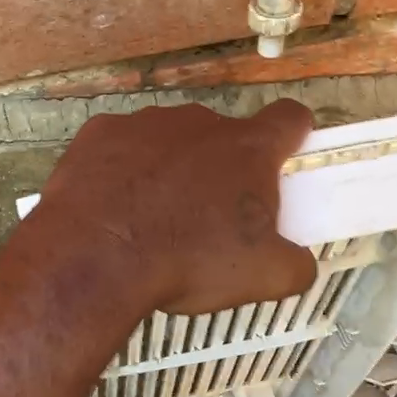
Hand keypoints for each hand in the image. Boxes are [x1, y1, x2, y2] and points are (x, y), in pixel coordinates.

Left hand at [33, 100, 316, 315]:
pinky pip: (119, 147)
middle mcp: (199, 122)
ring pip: (168, 142)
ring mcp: (145, 123)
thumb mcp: (262, 277)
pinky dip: (119, 171)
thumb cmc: (188, 262)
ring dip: (167, 169)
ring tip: (149, 218)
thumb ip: (295, 264)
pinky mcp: (98, 133)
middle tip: (204, 217)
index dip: (292, 135)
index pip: (289, 119)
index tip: (282, 158)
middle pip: (222, 136)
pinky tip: (110, 206)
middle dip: (219, 168)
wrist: (96, 257)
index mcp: (247, 148)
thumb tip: (299, 261)